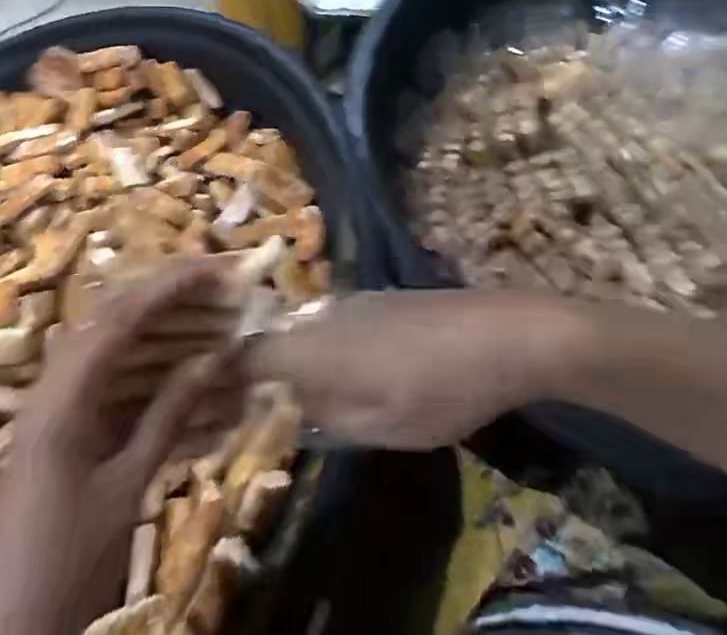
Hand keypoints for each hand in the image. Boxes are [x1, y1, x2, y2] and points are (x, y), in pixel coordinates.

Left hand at [0, 263, 242, 634]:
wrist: (17, 629)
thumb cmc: (72, 562)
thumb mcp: (127, 489)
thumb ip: (167, 417)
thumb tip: (212, 358)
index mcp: (60, 399)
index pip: (118, 320)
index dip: (166, 287)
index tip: (211, 267)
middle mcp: (49, 390)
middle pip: (108, 322)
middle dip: (160, 296)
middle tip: (211, 282)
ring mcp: (51, 409)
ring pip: (105, 348)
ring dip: (153, 327)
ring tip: (201, 311)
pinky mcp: (58, 429)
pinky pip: (103, 380)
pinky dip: (141, 366)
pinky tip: (172, 364)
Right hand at [247, 291, 581, 448]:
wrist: (503, 334)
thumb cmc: (437, 390)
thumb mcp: (379, 427)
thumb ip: (327, 420)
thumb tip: (295, 409)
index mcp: (312, 347)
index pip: (250, 354)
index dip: (229, 375)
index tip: (223, 401)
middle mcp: (323, 315)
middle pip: (278, 340)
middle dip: (270, 373)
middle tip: (277, 409)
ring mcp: (353, 301)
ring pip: (309, 331)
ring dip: (305, 362)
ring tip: (323, 398)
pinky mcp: (381, 298)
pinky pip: (337, 324)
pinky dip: (334, 349)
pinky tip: (365, 372)